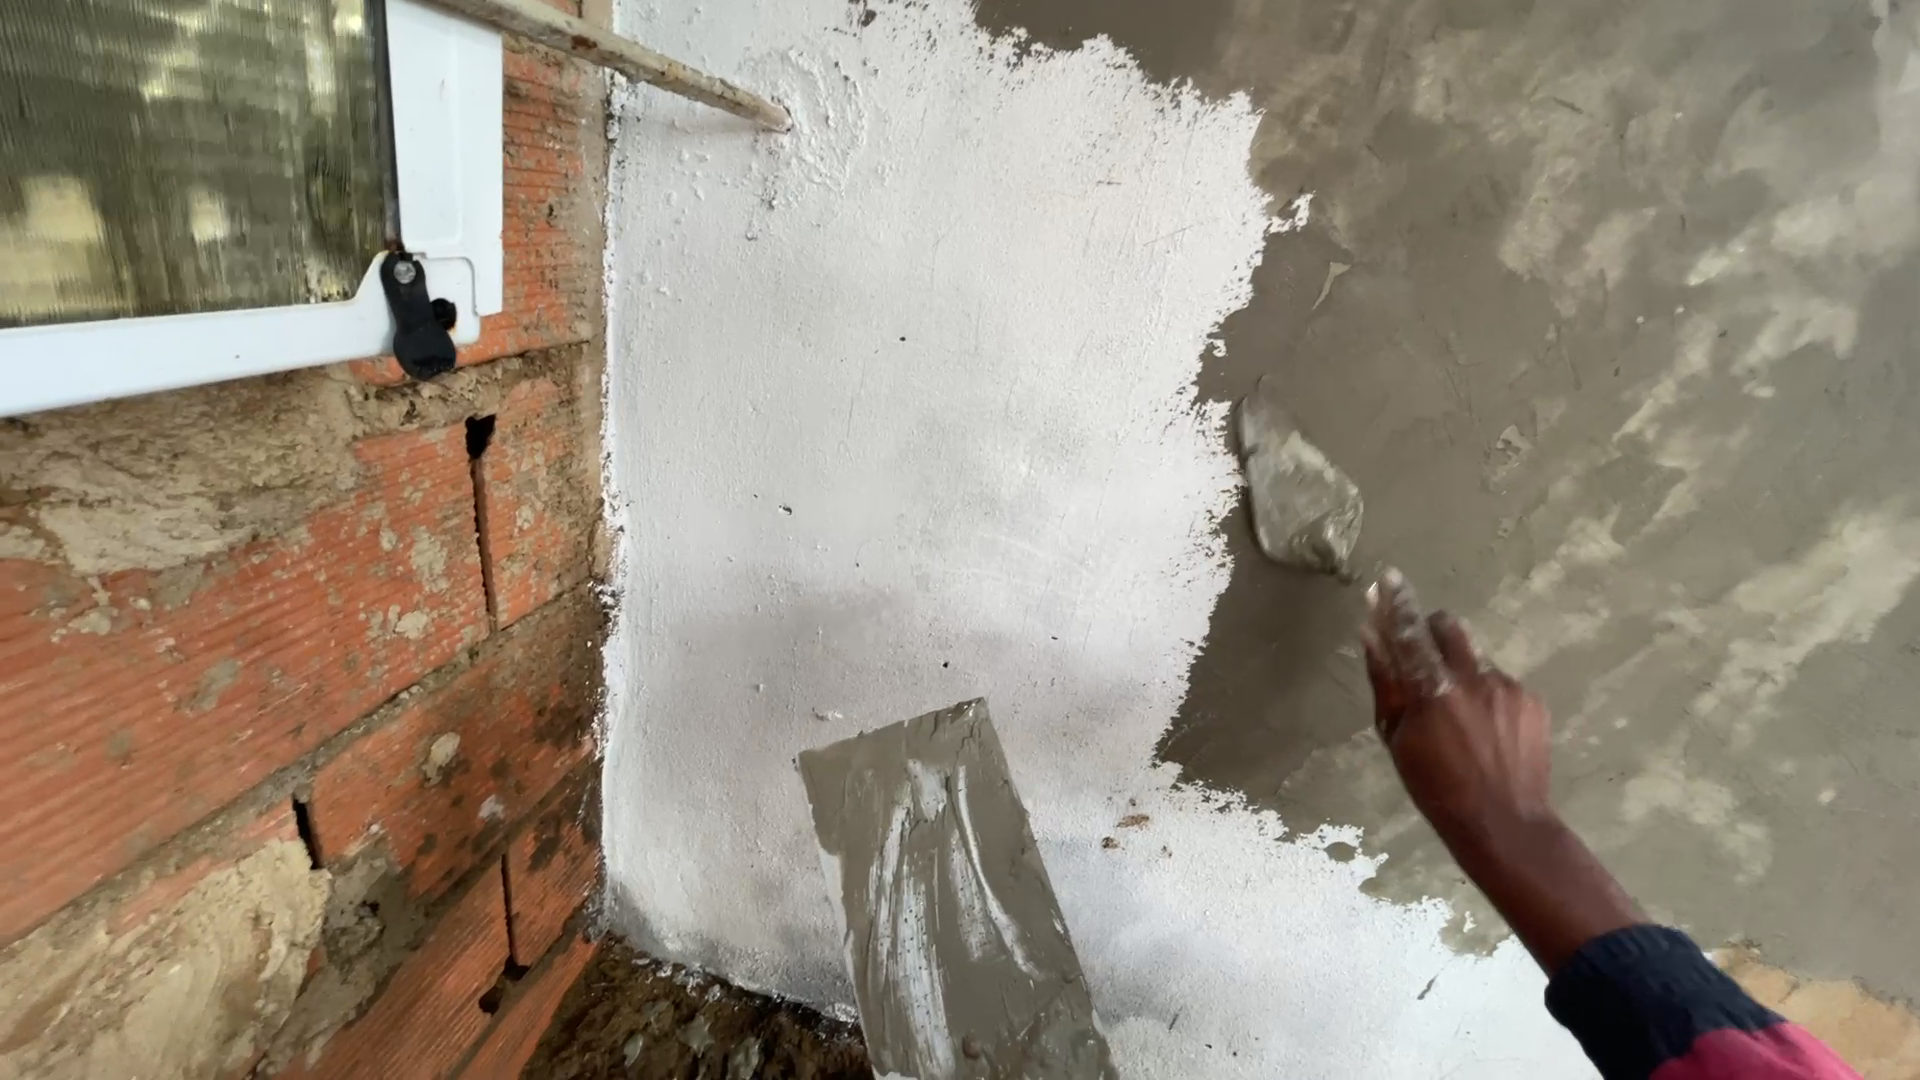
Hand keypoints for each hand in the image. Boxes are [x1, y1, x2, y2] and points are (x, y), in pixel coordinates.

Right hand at [1361, 570, 1556, 845]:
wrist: (1505, 822)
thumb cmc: (1433, 783)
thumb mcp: (1394, 735)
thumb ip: (1384, 680)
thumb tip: (1369, 635)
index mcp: (1432, 690)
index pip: (1407, 631)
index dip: (1395, 602)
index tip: (1387, 577)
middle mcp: (1472, 679)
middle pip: (1448, 627)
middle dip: (1430, 629)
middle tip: (1421, 655)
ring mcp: (1508, 688)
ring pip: (1472, 656)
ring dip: (1457, 667)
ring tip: (1456, 709)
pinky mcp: (1532, 700)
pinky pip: (1498, 680)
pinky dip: (1483, 691)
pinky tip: (1482, 726)